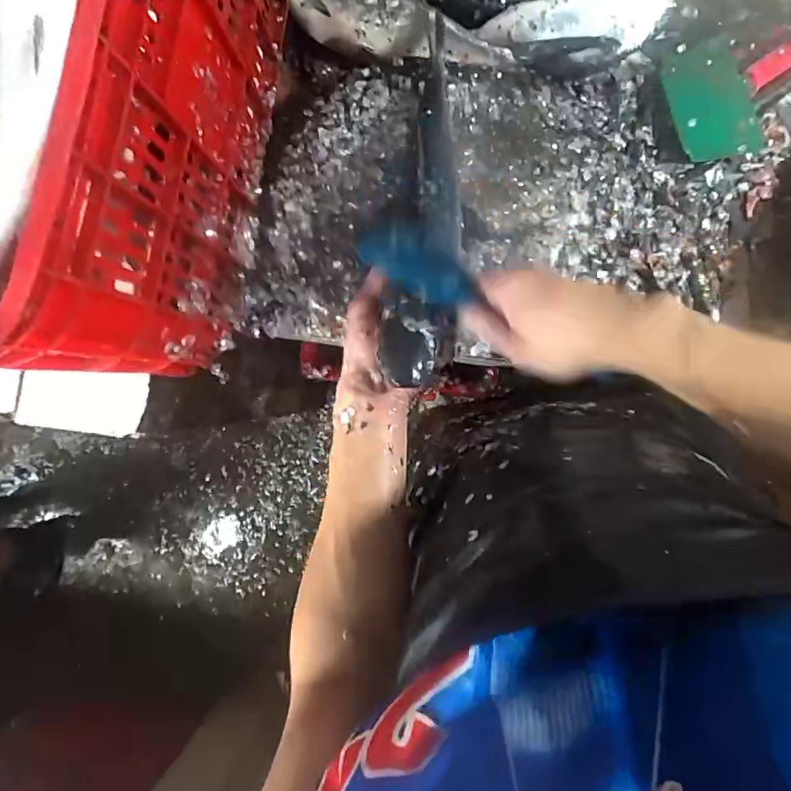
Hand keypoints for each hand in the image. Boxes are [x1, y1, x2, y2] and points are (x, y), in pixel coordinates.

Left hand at [326, 271, 413, 515]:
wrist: (365, 524)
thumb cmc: (366, 474)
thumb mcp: (380, 424)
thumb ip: (397, 386)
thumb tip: (418, 351)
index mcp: (353, 379)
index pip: (359, 325)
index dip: (371, 294)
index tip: (391, 266)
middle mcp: (363, 384)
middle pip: (375, 334)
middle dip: (392, 305)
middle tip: (425, 281)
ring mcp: (378, 402)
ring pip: (391, 353)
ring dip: (405, 328)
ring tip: (435, 307)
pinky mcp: (393, 419)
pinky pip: (406, 376)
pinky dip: (418, 357)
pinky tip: (437, 355)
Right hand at [461, 270, 677, 381]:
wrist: (620, 329)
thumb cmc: (565, 346)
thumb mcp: (519, 351)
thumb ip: (489, 331)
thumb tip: (466, 314)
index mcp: (506, 288)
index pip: (472, 284)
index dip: (469, 301)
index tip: (477, 323)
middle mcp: (524, 274)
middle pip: (497, 285)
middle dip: (497, 306)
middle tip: (508, 337)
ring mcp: (548, 275)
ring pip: (521, 289)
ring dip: (520, 308)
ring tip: (535, 337)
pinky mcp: (568, 281)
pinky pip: (542, 291)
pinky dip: (541, 307)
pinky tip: (555, 329)